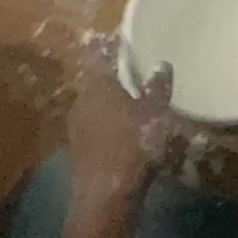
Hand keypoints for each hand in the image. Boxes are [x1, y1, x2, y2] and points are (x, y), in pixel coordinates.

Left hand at [66, 59, 180, 204]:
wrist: (106, 197)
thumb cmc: (133, 145)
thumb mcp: (155, 113)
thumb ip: (157, 87)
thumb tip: (160, 64)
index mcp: (97, 87)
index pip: (100, 56)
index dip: (110, 46)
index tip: (122, 39)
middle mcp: (81, 103)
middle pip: (98, 82)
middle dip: (115, 78)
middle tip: (136, 72)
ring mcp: (76, 128)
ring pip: (96, 106)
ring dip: (113, 102)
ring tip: (135, 102)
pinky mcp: (79, 150)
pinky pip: (96, 126)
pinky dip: (110, 123)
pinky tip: (126, 130)